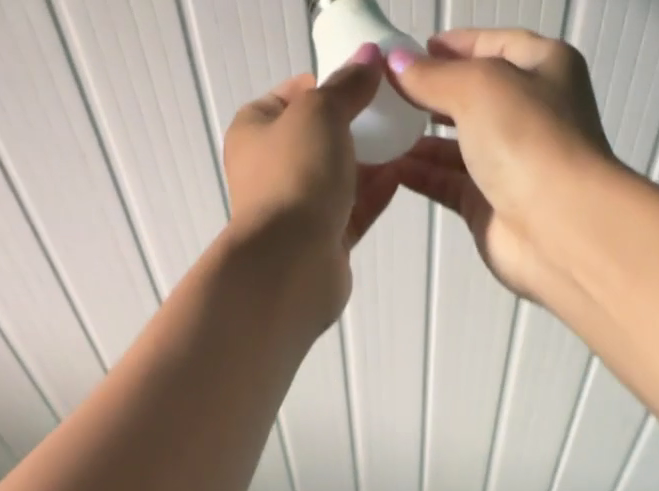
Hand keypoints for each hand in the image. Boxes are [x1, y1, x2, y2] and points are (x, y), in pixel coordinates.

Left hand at [223, 45, 401, 319]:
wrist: (289, 264)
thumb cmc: (295, 176)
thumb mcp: (320, 112)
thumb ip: (347, 85)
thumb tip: (368, 58)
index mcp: (253, 133)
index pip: (289, 97)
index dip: (324, 85)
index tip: (361, 83)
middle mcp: (269, 171)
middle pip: (316, 139)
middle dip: (353, 125)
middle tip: (390, 111)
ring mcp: (295, 210)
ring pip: (336, 177)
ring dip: (368, 161)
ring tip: (405, 139)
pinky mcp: (321, 242)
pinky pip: (351, 210)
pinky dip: (373, 194)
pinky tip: (401, 174)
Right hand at [386, 29, 617, 303]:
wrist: (558, 226)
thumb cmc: (528, 139)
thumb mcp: (479, 87)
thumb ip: (432, 76)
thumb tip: (393, 63)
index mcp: (543, 68)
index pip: (494, 44)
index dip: (453, 45)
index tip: (408, 52)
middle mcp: (529, 113)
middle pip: (472, 96)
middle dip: (430, 94)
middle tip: (386, 94)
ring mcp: (508, 162)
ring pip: (456, 143)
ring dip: (419, 137)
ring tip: (378, 130)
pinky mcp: (488, 204)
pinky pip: (447, 181)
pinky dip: (420, 173)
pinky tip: (389, 166)